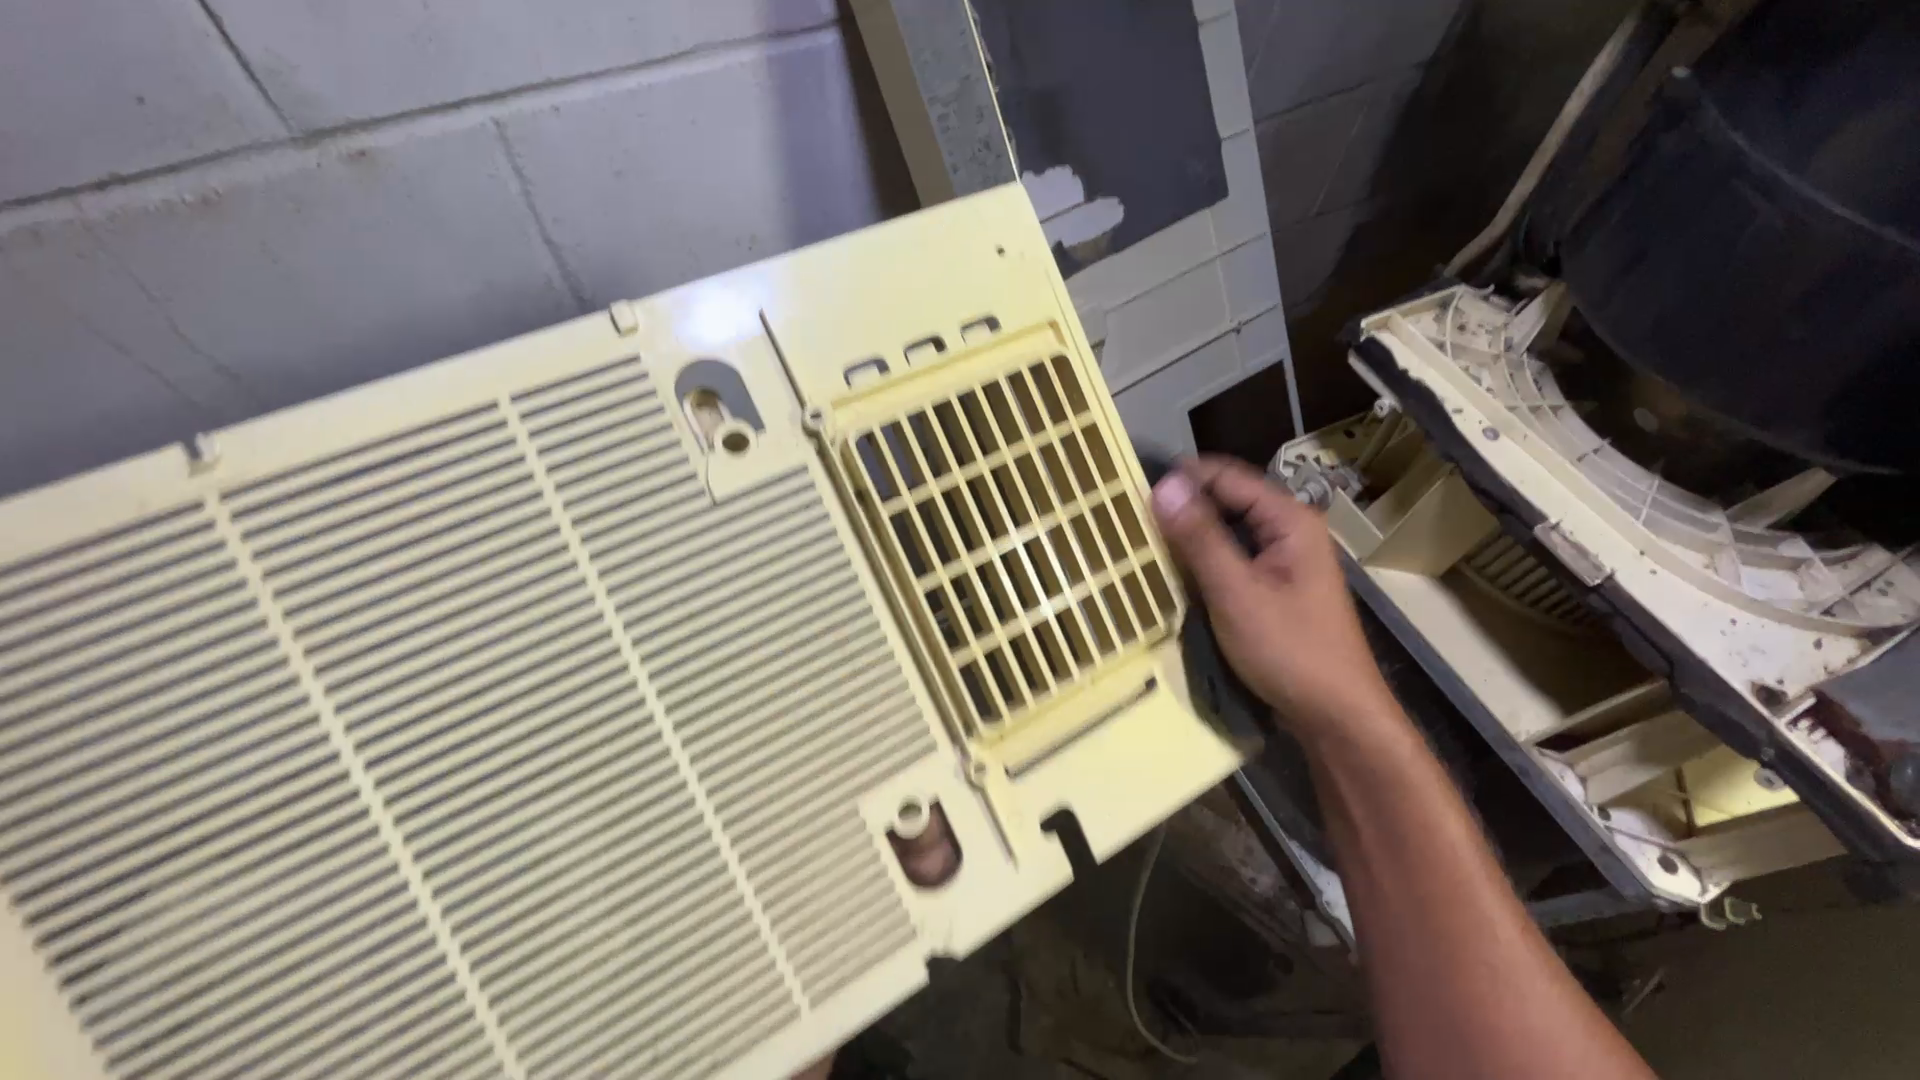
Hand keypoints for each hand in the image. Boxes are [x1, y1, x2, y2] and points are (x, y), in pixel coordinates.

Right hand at [1150, 456, 1394, 741]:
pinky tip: (1174, 577)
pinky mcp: (1274, 589)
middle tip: (1131, 522)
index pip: (1226, 477)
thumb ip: (1199, 539)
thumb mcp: (1236, 593)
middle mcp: (1290, 532)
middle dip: (1183, 510)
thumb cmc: (1290, 651)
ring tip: (1143, 546)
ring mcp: (1284, 562)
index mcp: (1290, 520)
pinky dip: (1204, 564)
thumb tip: (1162, 485)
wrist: (1336, 716)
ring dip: (1190, 540)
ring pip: (1227, 534)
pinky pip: (1232, 561)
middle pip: (1227, 503)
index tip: (1132, 492)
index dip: (1181, 480)